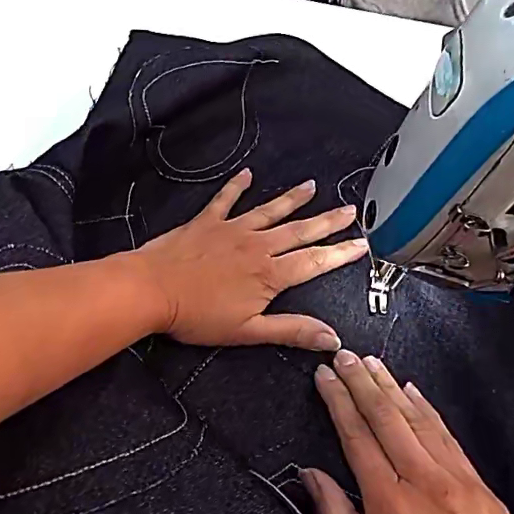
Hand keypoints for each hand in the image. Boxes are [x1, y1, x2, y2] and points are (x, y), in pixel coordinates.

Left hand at [128, 168, 365, 350]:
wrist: (151, 290)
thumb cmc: (196, 315)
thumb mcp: (248, 332)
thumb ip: (292, 331)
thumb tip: (330, 338)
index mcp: (269, 274)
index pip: (315, 261)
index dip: (341, 253)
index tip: (361, 244)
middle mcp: (257, 246)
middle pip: (300, 230)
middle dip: (328, 220)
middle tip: (349, 209)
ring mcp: (233, 229)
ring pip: (271, 211)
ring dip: (293, 199)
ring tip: (311, 186)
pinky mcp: (208, 221)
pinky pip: (226, 199)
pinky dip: (237, 186)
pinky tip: (247, 174)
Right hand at [304, 351, 513, 513]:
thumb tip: (312, 478)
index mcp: (391, 506)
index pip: (356, 436)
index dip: (338, 401)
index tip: (325, 376)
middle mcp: (424, 481)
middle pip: (385, 416)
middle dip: (360, 380)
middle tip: (343, 354)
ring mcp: (456, 478)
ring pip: (416, 417)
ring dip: (390, 384)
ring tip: (371, 362)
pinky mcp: (480, 483)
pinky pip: (445, 432)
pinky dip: (426, 407)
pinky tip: (414, 391)